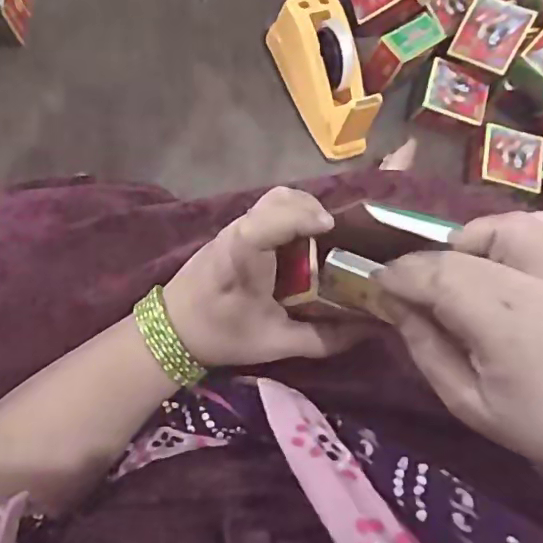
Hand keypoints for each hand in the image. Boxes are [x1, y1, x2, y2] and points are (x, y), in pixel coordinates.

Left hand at [162, 187, 368, 366]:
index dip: (302, 215)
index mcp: (243, 255)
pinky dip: (292, 217)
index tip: (330, 228)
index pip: (270, 220)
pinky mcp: (234, 231)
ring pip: (275, 200)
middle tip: (340, 238)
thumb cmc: (220, 334)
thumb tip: (370, 330)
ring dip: (304, 211)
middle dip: (314, 210)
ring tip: (327, 239)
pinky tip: (306, 244)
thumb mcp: (275, 342)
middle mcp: (238, 232)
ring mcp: (235, 227)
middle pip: (280, 199)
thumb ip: (324, 339)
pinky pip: (269, 211)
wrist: (172, 329)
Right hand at [374, 212, 542, 477]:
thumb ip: (424, 345)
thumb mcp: (463, 400)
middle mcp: (536, 288)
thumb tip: (392, 303)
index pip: (441, 277)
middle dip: (421, 263)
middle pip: (463, 251)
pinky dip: (524, 228)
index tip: (375, 284)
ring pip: (510, 226)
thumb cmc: (530, 425)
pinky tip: (502, 249)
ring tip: (453, 267)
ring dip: (470, 238)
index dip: (400, 275)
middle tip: (401, 287)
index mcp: (506, 326)